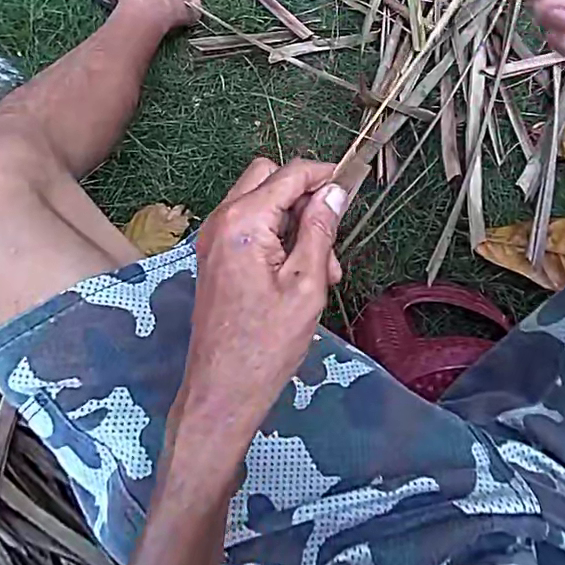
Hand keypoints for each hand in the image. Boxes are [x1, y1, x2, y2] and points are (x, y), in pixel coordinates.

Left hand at [176, 158, 346, 433]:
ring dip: (292, 218)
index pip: (289, 173)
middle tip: (329, 232)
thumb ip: (320, 229)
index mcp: (243, 221)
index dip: (323, 174)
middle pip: (268, 176)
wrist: (222, 390)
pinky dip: (275, 232)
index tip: (351, 186)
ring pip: (260, 199)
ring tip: (321, 267)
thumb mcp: (306, 283)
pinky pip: (249, 223)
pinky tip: (297, 270)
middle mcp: (221, 218)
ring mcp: (213, 236)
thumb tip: (334, 191)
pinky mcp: (214, 253)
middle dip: (303, 195)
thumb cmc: (267, 343)